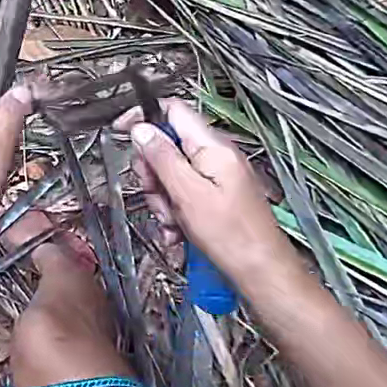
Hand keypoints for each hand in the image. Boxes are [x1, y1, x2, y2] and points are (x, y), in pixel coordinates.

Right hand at [119, 98, 297, 292]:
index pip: (172, 111)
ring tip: (172, 219)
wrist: (263, 275)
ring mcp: (217, 177)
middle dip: (152, 171)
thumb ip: (162, 157)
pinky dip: (173, 211)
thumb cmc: (234, 238)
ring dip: (161, 197)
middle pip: (166, 146)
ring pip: (170, 173)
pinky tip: (178, 230)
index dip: (144, 118)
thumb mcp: (187, 193)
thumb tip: (141, 128)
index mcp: (213, 148)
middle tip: (156, 192)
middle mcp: (216, 157)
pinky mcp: (216, 196)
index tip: (123, 131)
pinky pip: (182, 193)